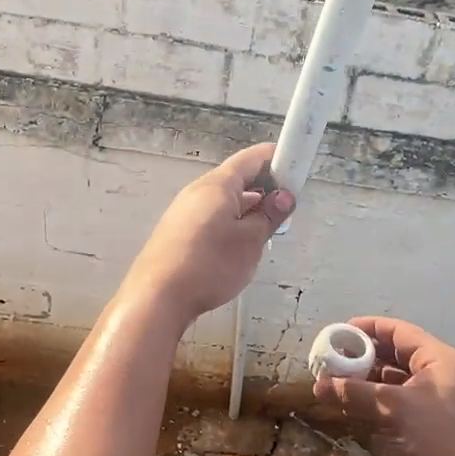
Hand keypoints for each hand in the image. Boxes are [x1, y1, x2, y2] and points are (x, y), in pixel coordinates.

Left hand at [121, 143, 294, 325]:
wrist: (157, 298)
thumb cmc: (210, 265)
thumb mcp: (250, 242)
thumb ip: (269, 216)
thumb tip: (284, 197)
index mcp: (217, 185)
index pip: (252, 158)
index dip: (278, 160)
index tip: (297, 175)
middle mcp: (197, 191)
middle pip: (237, 179)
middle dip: (264, 190)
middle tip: (284, 212)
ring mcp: (183, 212)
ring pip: (223, 201)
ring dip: (248, 210)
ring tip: (265, 233)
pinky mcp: (176, 233)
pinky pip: (210, 218)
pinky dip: (230, 224)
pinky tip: (237, 248)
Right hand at [313, 317, 454, 455]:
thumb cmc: (436, 441)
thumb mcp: (394, 409)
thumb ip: (355, 393)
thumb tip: (318, 385)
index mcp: (439, 359)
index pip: (399, 331)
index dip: (367, 328)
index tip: (337, 332)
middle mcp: (437, 373)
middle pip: (393, 354)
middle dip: (360, 356)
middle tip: (328, 359)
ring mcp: (430, 398)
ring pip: (390, 379)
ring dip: (362, 379)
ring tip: (330, 380)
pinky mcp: (423, 421)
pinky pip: (392, 401)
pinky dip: (370, 400)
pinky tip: (345, 403)